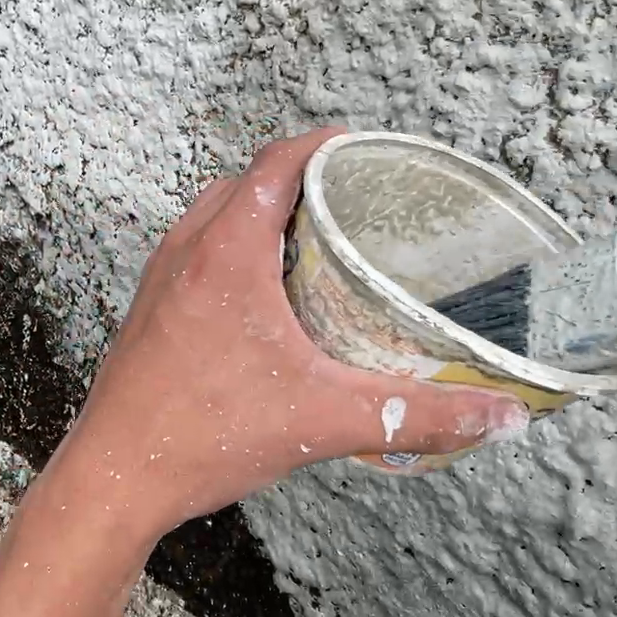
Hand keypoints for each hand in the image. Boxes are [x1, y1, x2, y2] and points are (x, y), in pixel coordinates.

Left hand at [48, 127, 529, 538]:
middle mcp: (187, 249)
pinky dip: (230, 243)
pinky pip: (194, 248)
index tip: (358, 145)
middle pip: (245, 182)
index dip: (320, 144)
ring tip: (310, 239)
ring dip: (259, 210)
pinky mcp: (150, 303)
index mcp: (227, 251)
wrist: (116, 472)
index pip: (275, 164)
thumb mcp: (324, 418)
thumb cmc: (205, 433)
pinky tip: (261, 290)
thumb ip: (418, 415)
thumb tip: (500, 417)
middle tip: (347, 199)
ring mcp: (161, 274)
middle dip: (296, 177)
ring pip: (214, 213)